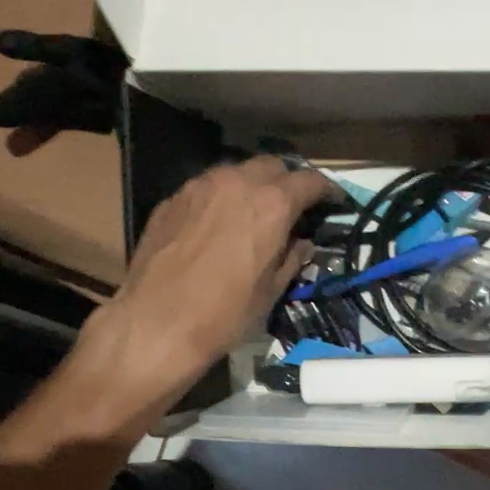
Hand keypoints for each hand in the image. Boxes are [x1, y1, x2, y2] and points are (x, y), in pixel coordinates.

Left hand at [78, 156, 336, 388]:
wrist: (156, 324)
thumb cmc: (224, 314)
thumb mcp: (270, 292)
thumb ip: (292, 259)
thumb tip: (302, 244)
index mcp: (271, 205)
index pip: (309, 181)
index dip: (326, 190)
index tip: (334, 201)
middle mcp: (236, 183)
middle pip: (272, 166)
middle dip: (287, 182)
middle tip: (293, 207)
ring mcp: (199, 187)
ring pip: (236, 172)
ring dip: (253, 186)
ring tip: (255, 213)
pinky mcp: (172, 200)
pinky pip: (207, 188)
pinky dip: (222, 198)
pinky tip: (220, 225)